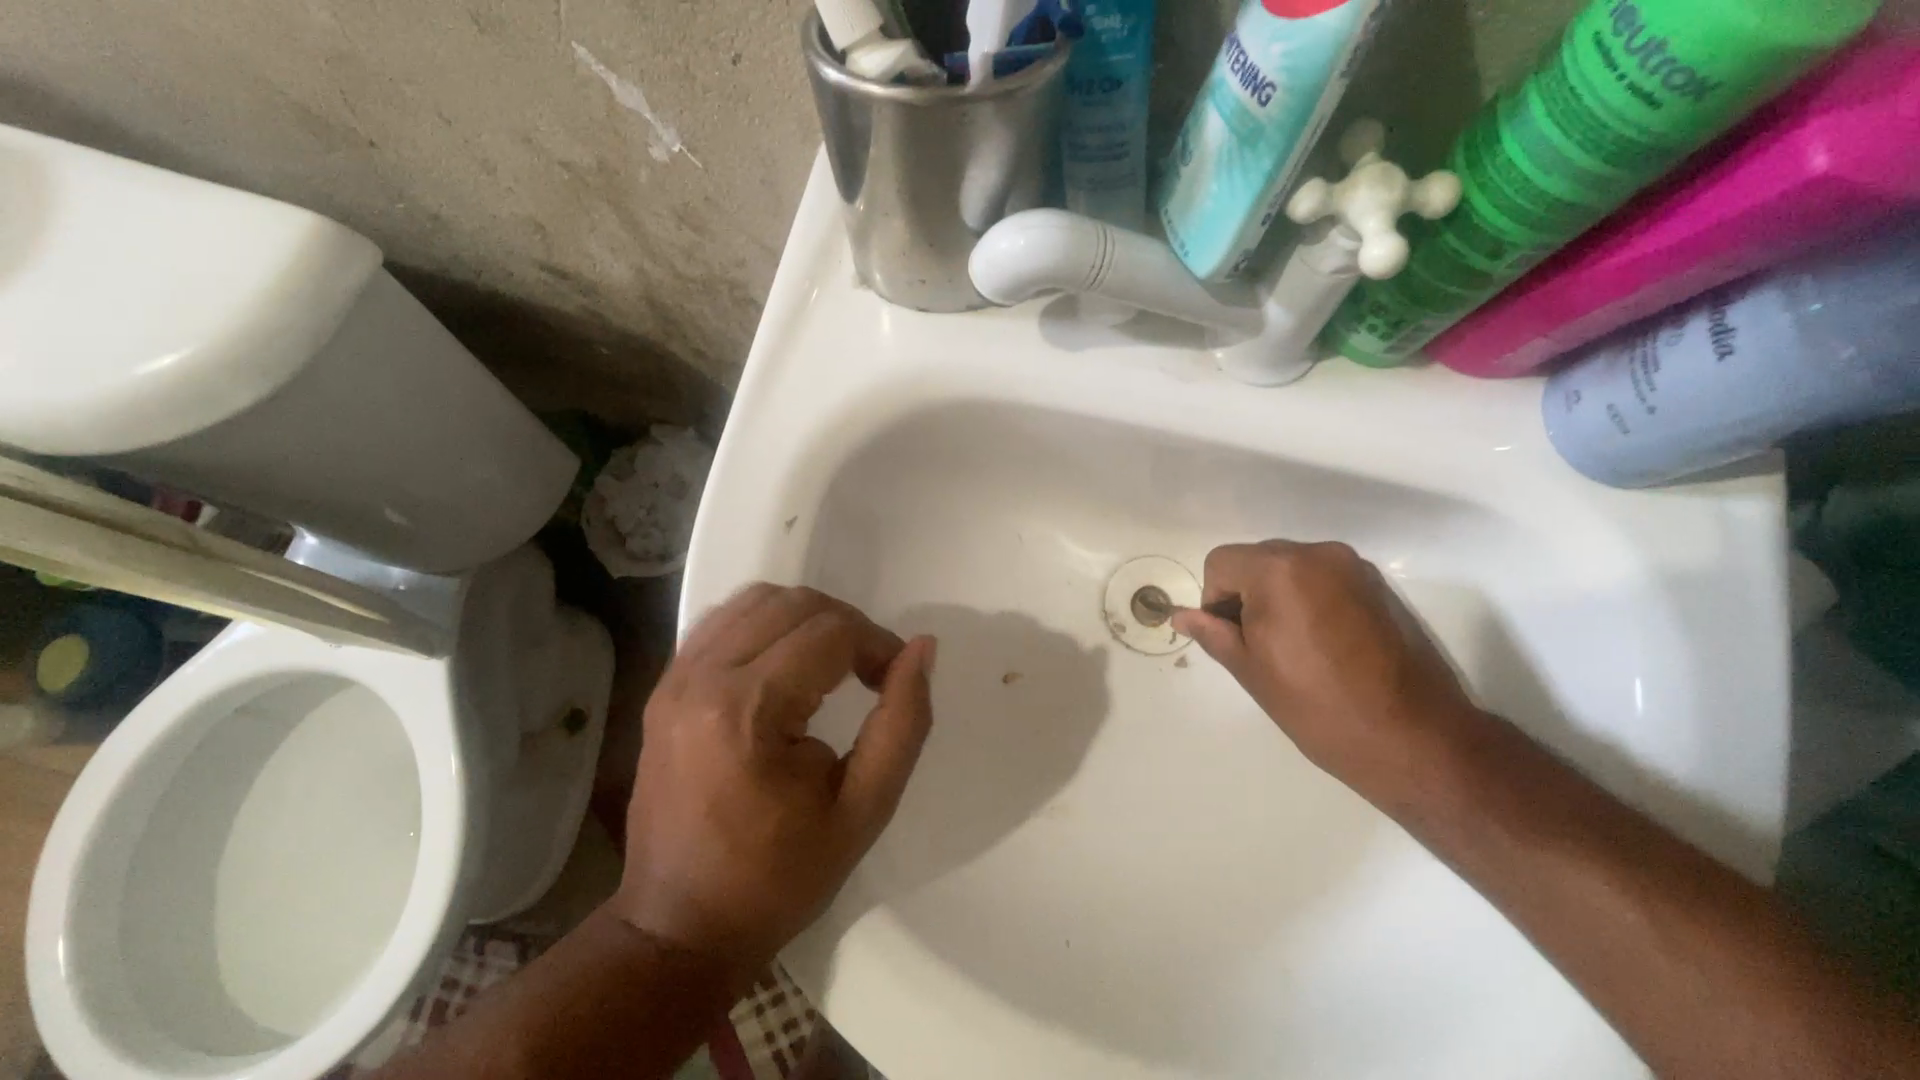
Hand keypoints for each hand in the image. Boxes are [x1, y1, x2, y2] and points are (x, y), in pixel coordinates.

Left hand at [613, 584, 935, 972]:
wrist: (681, 926)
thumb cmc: (779, 879)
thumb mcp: (863, 810)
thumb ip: (902, 723)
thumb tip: (922, 648)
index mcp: (747, 710)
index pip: (830, 632)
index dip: (877, 645)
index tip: (895, 681)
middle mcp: (702, 678)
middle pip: (792, 604)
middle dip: (845, 626)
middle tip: (870, 673)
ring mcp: (674, 680)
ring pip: (753, 602)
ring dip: (804, 620)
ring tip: (830, 668)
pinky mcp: (663, 690)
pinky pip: (720, 624)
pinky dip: (763, 628)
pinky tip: (785, 669)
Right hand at [1172, 540, 1480, 802]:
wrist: (1412, 737)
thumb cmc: (1318, 707)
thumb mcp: (1251, 671)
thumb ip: (1214, 634)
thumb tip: (1181, 616)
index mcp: (1280, 570)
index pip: (1221, 562)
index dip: (1215, 599)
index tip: (1232, 639)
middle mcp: (1318, 554)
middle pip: (1258, 559)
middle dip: (1247, 594)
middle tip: (1258, 647)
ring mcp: (1355, 568)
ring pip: (1293, 568)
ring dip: (1280, 597)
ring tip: (1294, 649)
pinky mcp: (1380, 587)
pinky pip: (1325, 580)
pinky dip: (1312, 601)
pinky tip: (1324, 645)